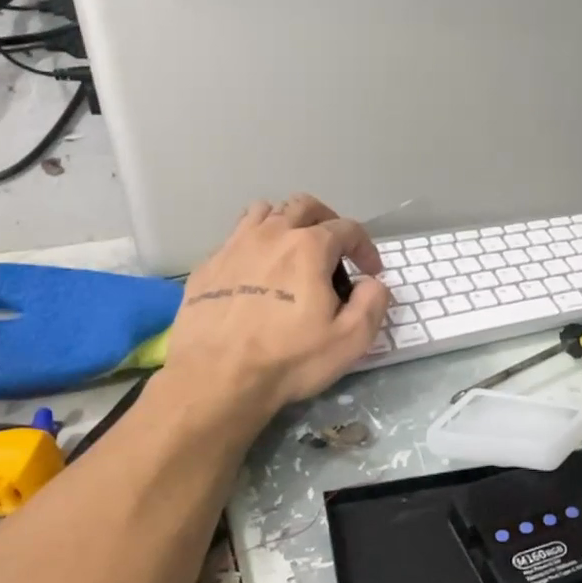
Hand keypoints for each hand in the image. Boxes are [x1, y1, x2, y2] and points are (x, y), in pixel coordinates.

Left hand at [158, 195, 388, 423]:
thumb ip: (372, 302)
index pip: (347, 228)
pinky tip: (257, 274)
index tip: (370, 271)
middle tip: (336, 249)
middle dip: (328, 221)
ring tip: (293, 251)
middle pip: (304, 206)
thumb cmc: (290, 358)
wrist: (218, 377)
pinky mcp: (208, 265)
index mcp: (308, 247)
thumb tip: (373, 282)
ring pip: (264, 212)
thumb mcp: (351, 339)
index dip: (365, 247)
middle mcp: (270, 234)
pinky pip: (236, 238)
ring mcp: (233, 246)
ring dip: (287, 223)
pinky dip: (255, 245)